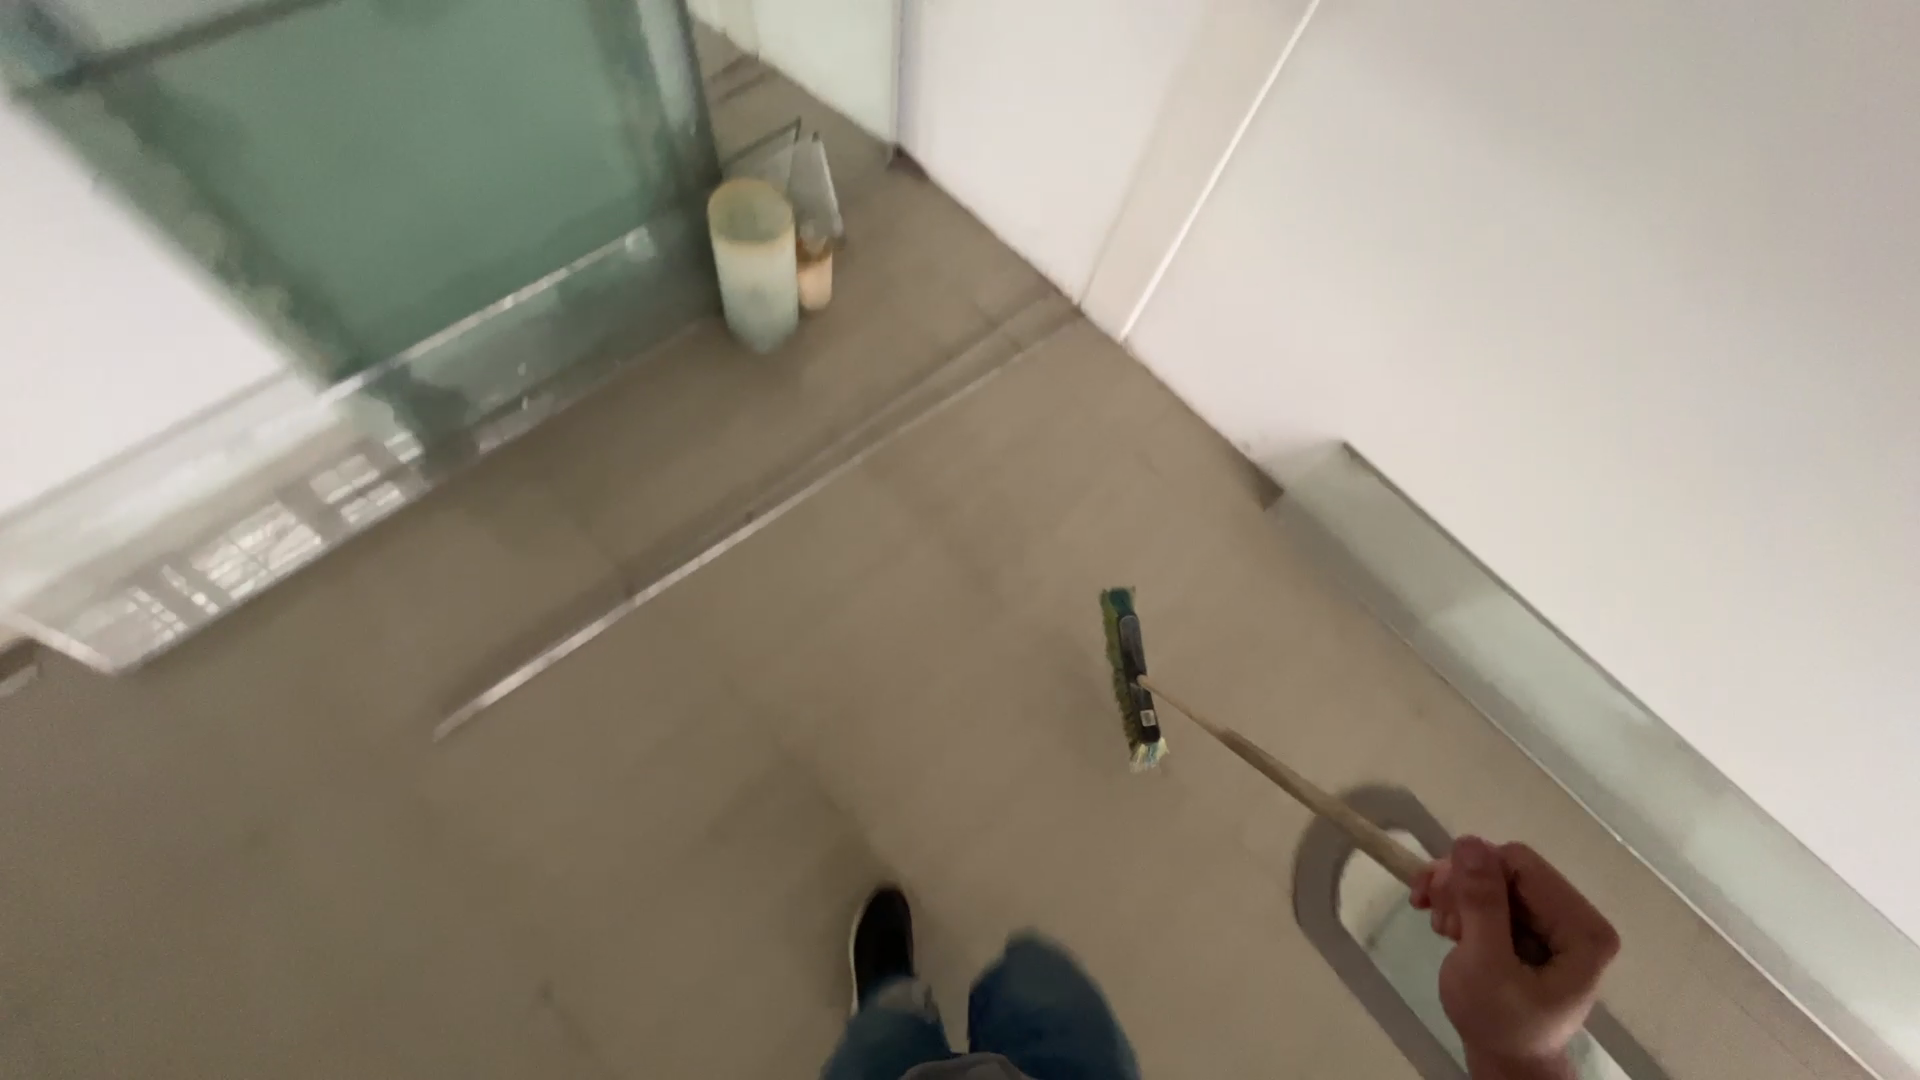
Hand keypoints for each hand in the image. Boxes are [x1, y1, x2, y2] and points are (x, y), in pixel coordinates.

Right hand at [1410, 836, 1619, 1079]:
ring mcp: (1549, 918)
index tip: (1441, 903)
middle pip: (1501, 865)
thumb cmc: (1501, 1020)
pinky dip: (1453, 898)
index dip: (1473, 874)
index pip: (1520, 863)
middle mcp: (1572, 915)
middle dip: (1458, 885)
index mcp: (1582, 928)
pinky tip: (1438, 919)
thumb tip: (1469, 841)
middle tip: (1434, 915)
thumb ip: (1482, 904)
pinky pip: (1483, 887)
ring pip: (1486, 872)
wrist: (1504, 1057)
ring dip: (1451, 892)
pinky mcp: (1526, 921)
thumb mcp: (1486, 965)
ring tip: (1438, 925)